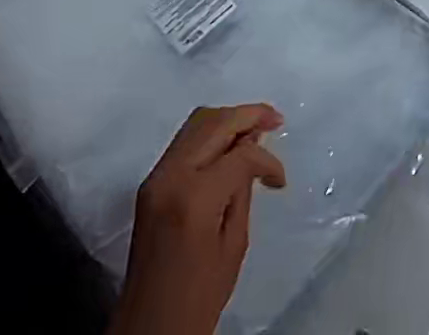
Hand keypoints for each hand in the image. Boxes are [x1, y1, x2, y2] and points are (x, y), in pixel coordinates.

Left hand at [109, 104, 287, 334]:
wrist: (149, 327)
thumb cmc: (199, 295)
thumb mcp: (234, 243)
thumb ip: (242, 188)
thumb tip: (252, 148)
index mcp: (194, 197)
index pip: (239, 154)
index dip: (266, 160)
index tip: (279, 180)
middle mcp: (170, 176)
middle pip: (214, 122)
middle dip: (249, 115)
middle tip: (277, 120)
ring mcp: (155, 177)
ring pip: (196, 123)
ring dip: (229, 120)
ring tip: (258, 128)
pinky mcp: (150, 182)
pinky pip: (185, 141)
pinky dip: (212, 134)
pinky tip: (232, 145)